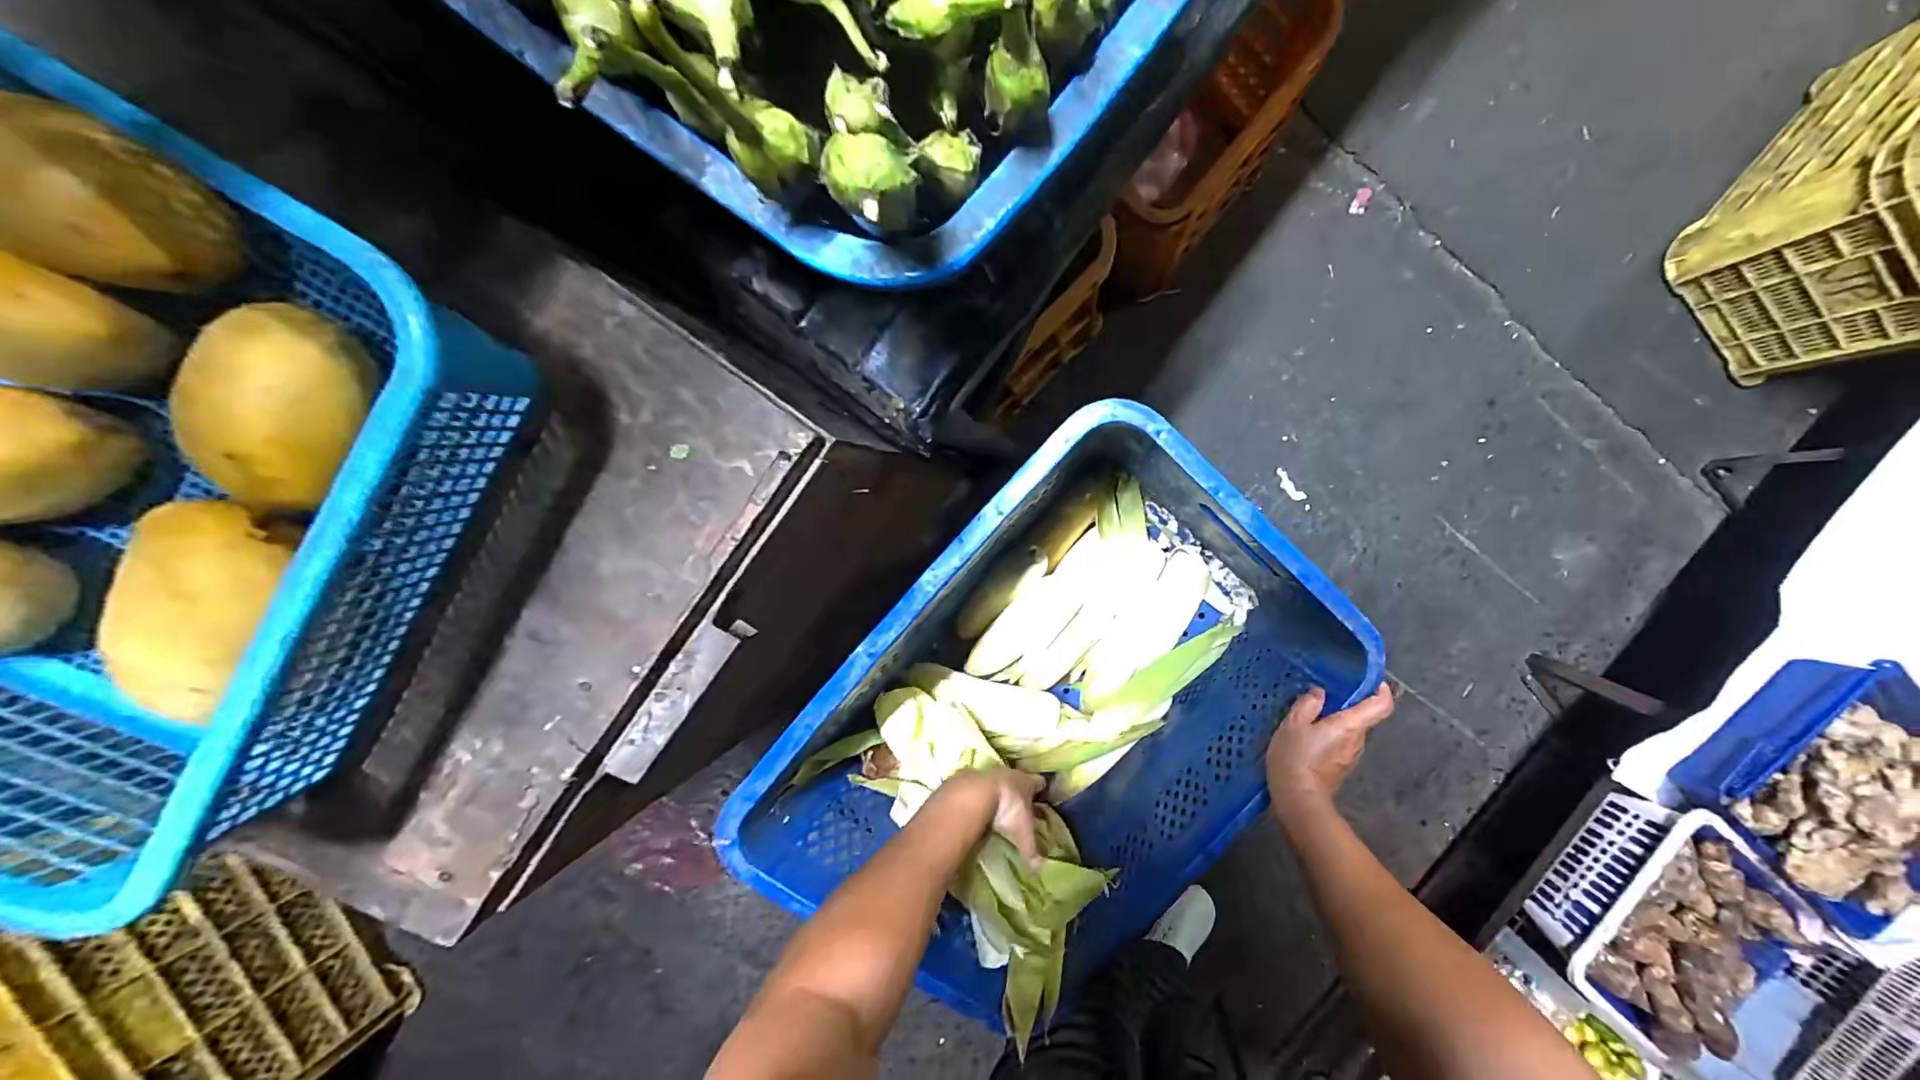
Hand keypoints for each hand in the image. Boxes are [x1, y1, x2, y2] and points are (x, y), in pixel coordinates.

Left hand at [935, 768, 1044, 864]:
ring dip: (995, 790)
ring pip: (994, 779)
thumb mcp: (1022, 833)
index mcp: (1025, 782)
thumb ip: (1031, 850)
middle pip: (1016, 778)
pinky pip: (974, 785)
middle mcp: (1007, 773)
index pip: (1038, 782)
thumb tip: (1040, 869)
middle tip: (1019, 803)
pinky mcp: (966, 777)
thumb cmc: (1006, 810)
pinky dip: (976, 794)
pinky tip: (974, 807)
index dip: (1041, 788)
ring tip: (995, 806)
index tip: (1043, 793)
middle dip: (1017, 789)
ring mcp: (986, 773)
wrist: (973, 794)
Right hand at [1266, 683, 1393, 819]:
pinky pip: (1341, 742)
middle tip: (1321, 697)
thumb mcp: (1293, 724)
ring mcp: (1352, 755)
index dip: (1380, 690)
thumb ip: (1308, 704)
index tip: (1371, 681)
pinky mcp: (1342, 766)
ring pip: (1350, 730)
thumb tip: (1320, 693)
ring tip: (1310, 717)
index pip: (1381, 705)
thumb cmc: (1296, 757)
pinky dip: (1330, 735)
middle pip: (1363, 717)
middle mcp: (1358, 740)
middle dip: (1346, 705)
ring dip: (1336, 721)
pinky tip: (1308, 737)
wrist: (1298, 797)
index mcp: (1350, 725)